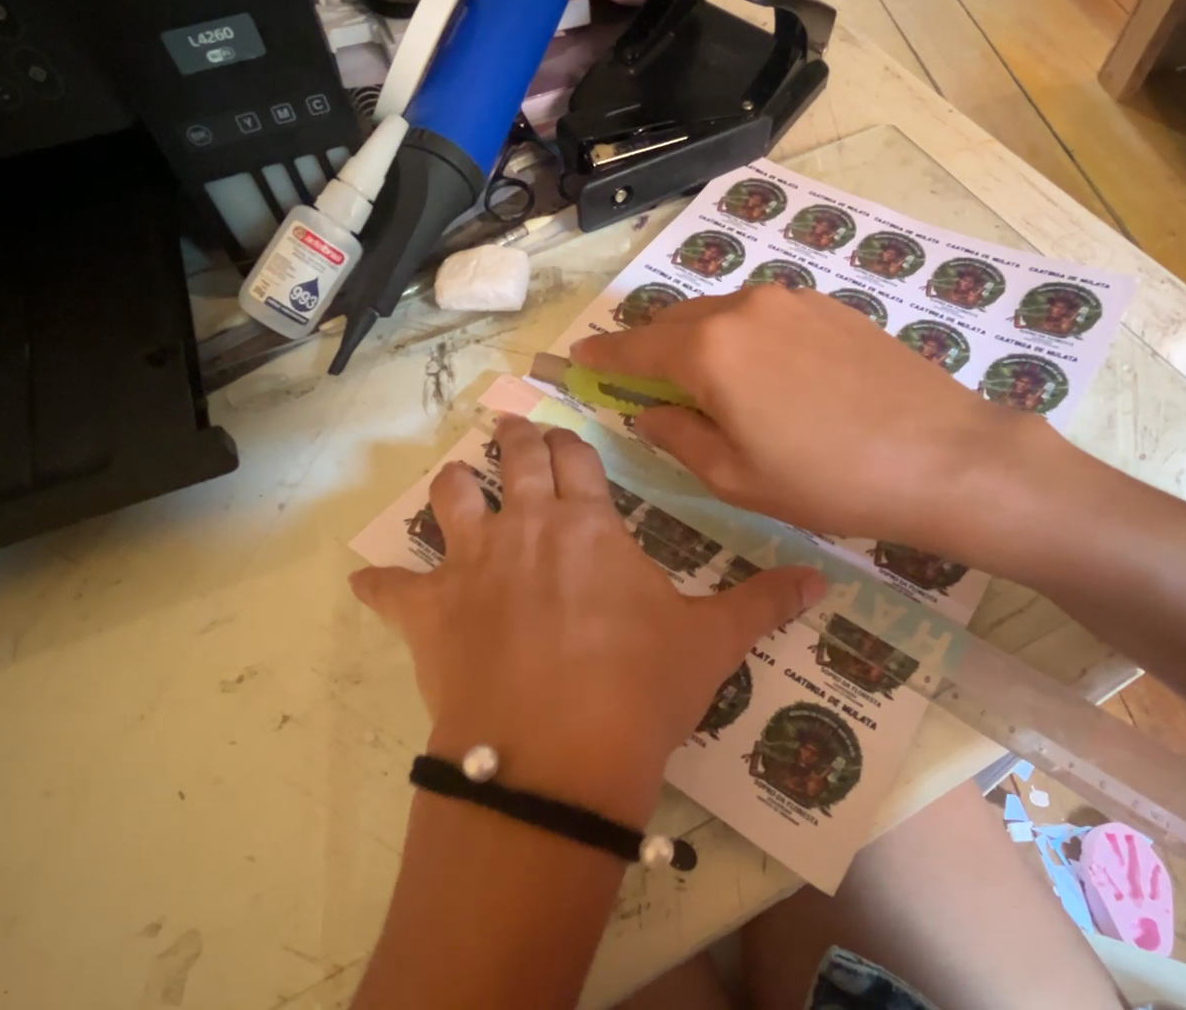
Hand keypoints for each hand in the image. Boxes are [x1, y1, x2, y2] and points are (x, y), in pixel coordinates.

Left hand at [350, 416, 825, 823]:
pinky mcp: (428, 614)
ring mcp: (470, 566)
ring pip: (451, 500)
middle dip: (515, 442)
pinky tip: (362, 583)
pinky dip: (377, 586)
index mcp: (589, 525)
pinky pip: (391, 590)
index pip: (578, 461)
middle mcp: (525, 528)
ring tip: (456, 478)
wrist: (559, 755)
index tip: (568, 440)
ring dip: (453, 485)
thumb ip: (763, 603)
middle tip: (512, 431)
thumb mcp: (711, 644)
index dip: (572, 446)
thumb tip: (823, 580)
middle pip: (514, 462)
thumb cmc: (639, 689)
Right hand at [571, 284, 1085, 576]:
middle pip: (676, 321)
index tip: (580, 360)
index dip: (602, 355)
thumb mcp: (735, 476)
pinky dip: (744, 338)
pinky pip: (765, 316)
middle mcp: (744, 308)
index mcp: (709, 350)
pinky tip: (765, 376)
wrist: (943, 457)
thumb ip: (677, 434)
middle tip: (645, 384)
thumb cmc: (826, 480)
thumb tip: (647, 410)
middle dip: (651, 348)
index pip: (634, 346)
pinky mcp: (832, 307)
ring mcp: (793, 300)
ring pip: (722, 315)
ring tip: (707, 385)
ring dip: (700, 343)